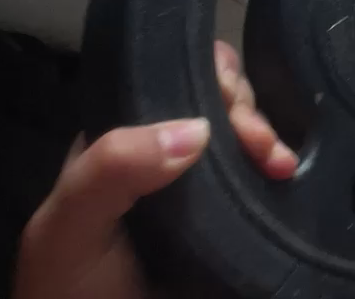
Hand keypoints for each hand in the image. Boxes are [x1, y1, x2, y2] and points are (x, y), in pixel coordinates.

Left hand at [13, 42, 296, 298]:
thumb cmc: (72, 292)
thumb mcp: (67, 229)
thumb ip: (111, 169)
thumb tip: (199, 127)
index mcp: (125, 138)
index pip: (172, 79)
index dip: (208, 78)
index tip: (228, 102)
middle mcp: (167, 150)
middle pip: (220, 96)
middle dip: (247, 109)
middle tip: (259, 145)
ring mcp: (206, 180)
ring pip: (248, 125)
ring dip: (271, 133)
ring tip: (279, 165)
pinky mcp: (237, 207)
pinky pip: (266, 164)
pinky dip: (283, 157)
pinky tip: (287, 171)